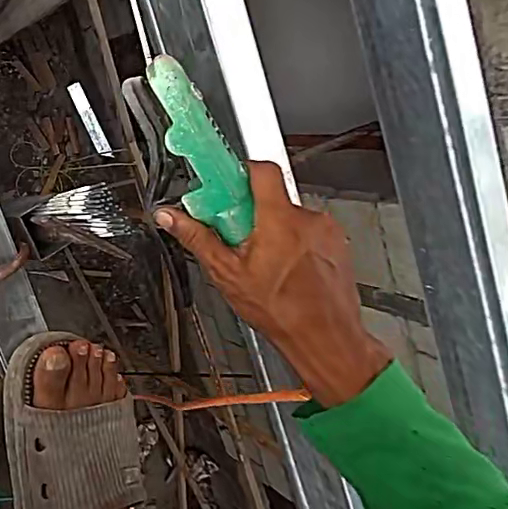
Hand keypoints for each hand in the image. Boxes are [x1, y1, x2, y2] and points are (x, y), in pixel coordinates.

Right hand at [155, 161, 390, 406]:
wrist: (326, 338)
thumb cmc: (283, 311)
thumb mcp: (226, 273)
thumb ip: (197, 237)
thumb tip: (170, 217)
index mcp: (279, 220)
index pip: (261, 170)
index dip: (239, 170)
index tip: (221, 180)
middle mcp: (307, 219)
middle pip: (269, 197)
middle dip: (248, 212)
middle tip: (235, 237)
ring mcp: (326, 231)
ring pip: (287, 215)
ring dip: (271, 230)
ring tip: (260, 261)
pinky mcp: (337, 243)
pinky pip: (306, 230)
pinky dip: (291, 242)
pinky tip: (281, 269)